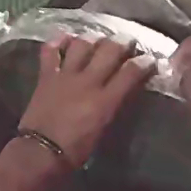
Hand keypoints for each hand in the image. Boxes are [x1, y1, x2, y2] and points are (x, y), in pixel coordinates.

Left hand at [18, 32, 154, 166]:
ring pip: (82, 45)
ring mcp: (65, 76)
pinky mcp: (46, 76)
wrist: (40, 153)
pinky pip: (51, 51)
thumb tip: (119, 94)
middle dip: (122, 43)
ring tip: (98, 38)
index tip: (150, 59)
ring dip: (93, 38)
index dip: (144, 62)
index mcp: (105, 100)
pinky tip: (66, 37)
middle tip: (127, 41)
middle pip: (109, 51)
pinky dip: (58, 41)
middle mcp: (87, 82)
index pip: (130, 73)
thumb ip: (112, 108)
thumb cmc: (75, 151)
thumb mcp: (102, 130)